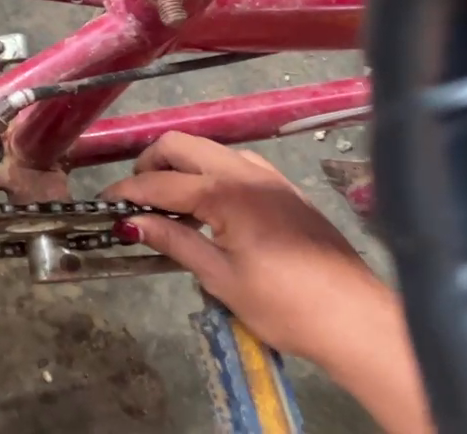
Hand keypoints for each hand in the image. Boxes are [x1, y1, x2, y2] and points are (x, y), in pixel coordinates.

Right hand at [105, 134, 429, 433]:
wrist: (360, 321)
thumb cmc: (286, 306)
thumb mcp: (221, 278)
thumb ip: (175, 241)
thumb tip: (132, 223)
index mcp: (225, 193)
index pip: (161, 181)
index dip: (129, 190)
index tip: (105, 201)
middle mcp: (245, 172)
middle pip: (182, 144)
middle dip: (151, 162)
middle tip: (137, 194)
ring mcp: (270, 177)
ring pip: (211, 150)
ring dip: (183, 165)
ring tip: (171, 200)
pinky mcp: (287, 190)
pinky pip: (237, 163)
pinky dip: (211, 172)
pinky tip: (211, 205)